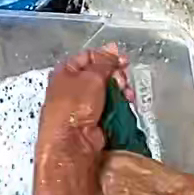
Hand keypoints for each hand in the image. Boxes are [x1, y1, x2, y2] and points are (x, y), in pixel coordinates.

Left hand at [34, 45, 127, 190]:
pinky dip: (120, 104)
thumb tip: (113, 51)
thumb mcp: (91, 76)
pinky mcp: (94, 120)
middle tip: (124, 80)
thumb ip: (105, 62)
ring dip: (121, 90)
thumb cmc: (74, 105)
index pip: (88, 56)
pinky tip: (128, 104)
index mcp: (65, 71)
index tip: (123, 60)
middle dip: (116, 75)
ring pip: (108, 91)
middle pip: (100, 74)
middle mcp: (73, 87)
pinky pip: (110, 107)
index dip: (107, 56)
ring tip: (127, 94)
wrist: (72, 143)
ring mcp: (83, 105)